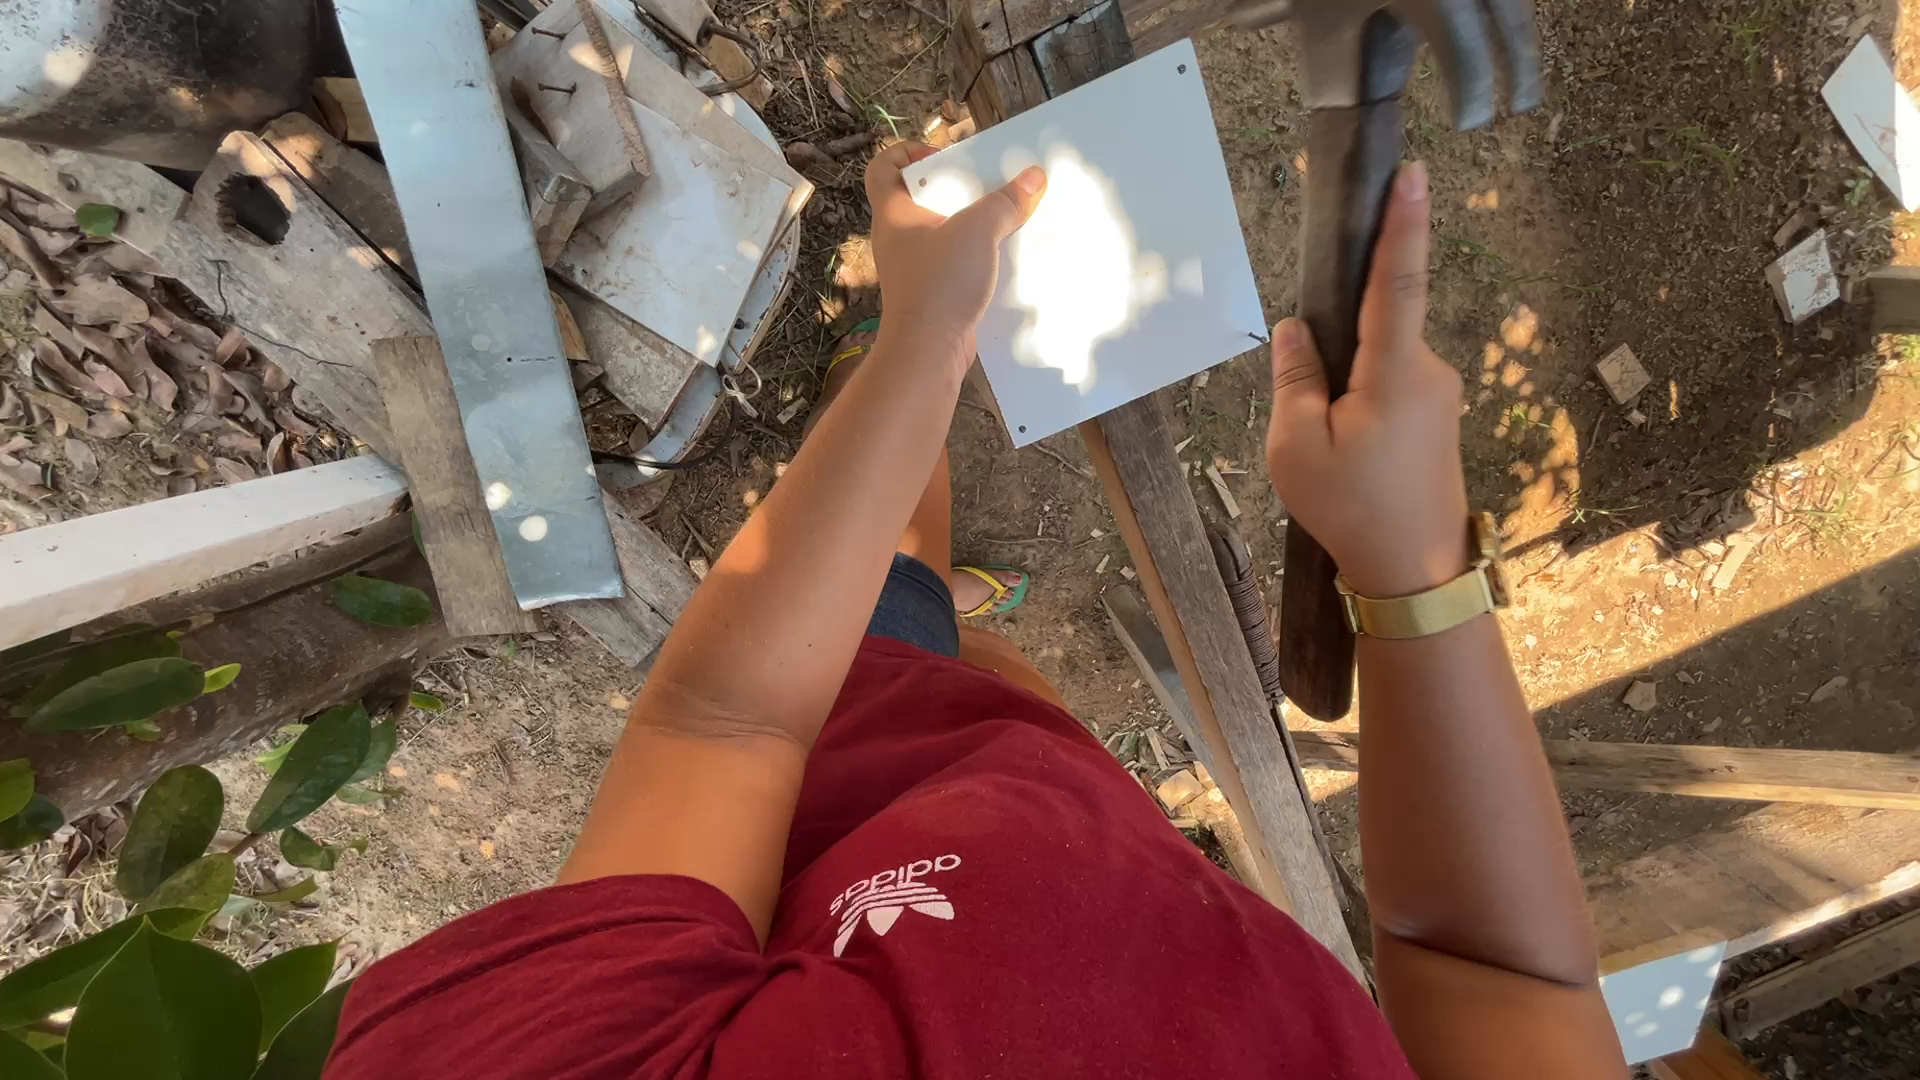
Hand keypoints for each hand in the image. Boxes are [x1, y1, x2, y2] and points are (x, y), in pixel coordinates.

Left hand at [864, 141, 1046, 354]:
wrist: (929, 352)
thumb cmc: (940, 283)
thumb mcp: (978, 231)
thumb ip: (1005, 203)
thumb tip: (1034, 177)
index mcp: (894, 214)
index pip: (882, 167)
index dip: (906, 152)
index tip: (941, 156)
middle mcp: (898, 240)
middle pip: (920, 200)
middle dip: (953, 189)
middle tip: (986, 186)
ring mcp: (914, 271)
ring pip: (940, 236)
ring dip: (969, 227)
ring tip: (1003, 220)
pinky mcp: (932, 296)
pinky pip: (953, 267)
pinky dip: (974, 259)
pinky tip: (1003, 258)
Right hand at [1265, 161, 1470, 598]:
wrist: (1412, 569)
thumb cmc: (1349, 506)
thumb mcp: (1296, 446)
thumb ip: (1294, 380)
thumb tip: (1295, 330)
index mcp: (1395, 371)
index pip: (1401, 281)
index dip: (1402, 225)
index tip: (1412, 172)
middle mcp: (1429, 372)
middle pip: (1377, 329)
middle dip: (1336, 347)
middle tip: (1303, 409)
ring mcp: (1439, 397)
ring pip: (1379, 366)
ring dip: (1342, 386)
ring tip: (1320, 447)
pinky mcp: (1437, 421)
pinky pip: (1390, 389)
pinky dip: (1358, 402)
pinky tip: (1342, 451)